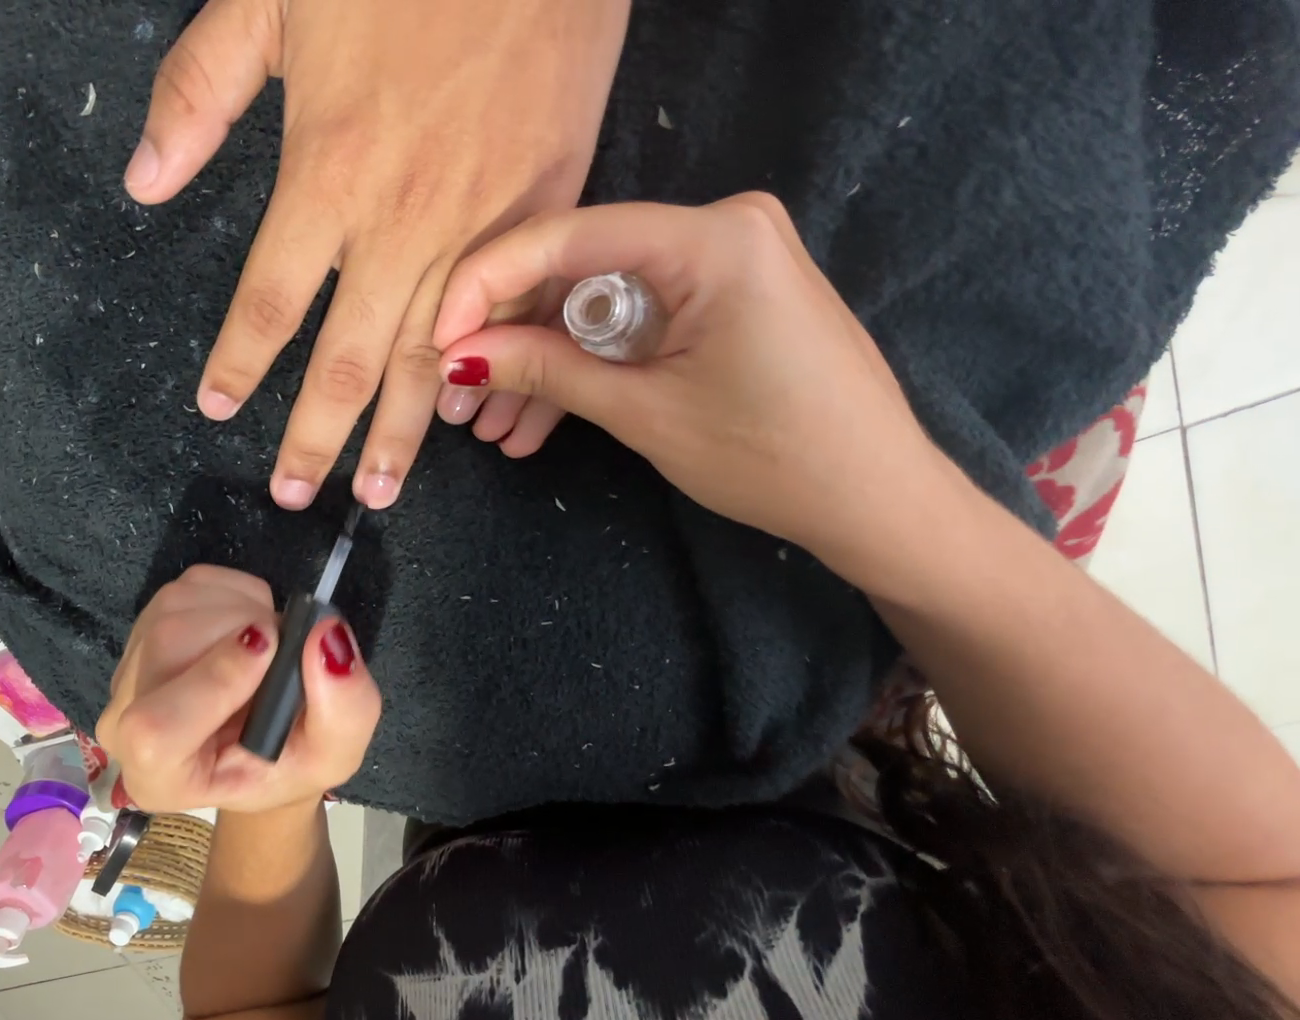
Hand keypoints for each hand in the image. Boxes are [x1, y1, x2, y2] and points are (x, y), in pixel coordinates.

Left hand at [94, 565, 378, 813]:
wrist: (262, 743)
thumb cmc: (289, 763)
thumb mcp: (336, 755)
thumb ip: (344, 709)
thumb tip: (325, 636)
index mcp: (161, 776)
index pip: (155, 729)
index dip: (214, 679)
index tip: (270, 645)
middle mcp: (125, 722)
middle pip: (166, 647)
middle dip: (242, 627)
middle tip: (288, 644)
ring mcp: (130, 665)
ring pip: (177, 608)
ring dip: (244, 608)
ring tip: (274, 642)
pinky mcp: (148, 621)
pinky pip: (191, 586)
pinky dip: (238, 591)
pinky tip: (253, 623)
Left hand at [125, 0, 628, 510]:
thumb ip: (199, 93)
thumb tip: (145, 181)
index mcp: (330, 172)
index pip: (272, 301)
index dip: (241, 362)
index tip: (218, 407)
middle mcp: (403, 222)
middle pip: (348, 357)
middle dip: (318, 436)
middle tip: (296, 493)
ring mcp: (482, 227)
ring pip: (433, 357)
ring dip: (400, 434)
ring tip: (376, 492)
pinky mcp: (546, 213)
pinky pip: (514, 319)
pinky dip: (493, 377)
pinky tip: (471, 423)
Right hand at [432, 196, 948, 558]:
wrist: (873, 500)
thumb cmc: (769, 456)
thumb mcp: (641, 411)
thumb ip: (545, 370)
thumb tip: (456, 358)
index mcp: (711, 237)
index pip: (566, 237)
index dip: (487, 286)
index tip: (438, 341)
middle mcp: (717, 227)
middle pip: (576, 272)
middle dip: (511, 341)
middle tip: (456, 398)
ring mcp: (720, 262)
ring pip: (596, 307)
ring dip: (542, 368)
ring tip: (488, 429)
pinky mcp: (720, 299)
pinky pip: (631, 325)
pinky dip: (587, 371)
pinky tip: (534, 426)